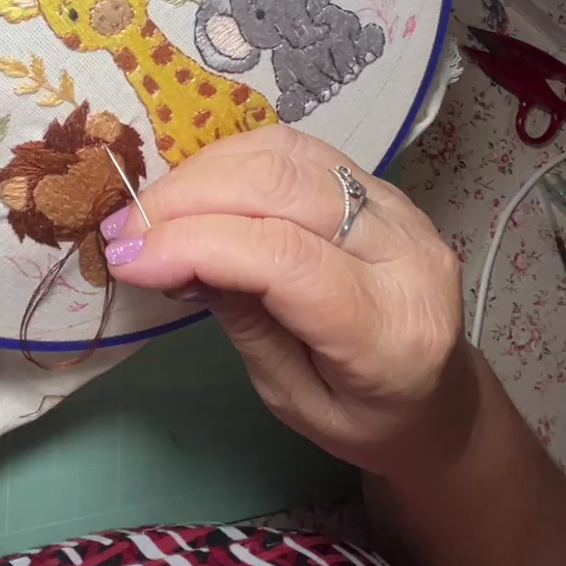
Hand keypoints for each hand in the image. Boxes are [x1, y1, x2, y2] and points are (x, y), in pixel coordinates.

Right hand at [100, 125, 469, 473]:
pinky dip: (232, 157)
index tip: (125, 257)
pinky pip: (296, 147)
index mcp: (391, 331)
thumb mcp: (290, 398)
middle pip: (282, 189)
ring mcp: (399, 207)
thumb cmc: (363, 418)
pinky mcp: (381, 183)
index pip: (284, 259)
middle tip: (126, 229)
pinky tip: (198, 186)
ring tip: (153, 208)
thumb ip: (240, 318)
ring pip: (286, 153)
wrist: (440, 397)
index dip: (194, 244)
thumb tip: (169, 253)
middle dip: (186, 198)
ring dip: (203, 171)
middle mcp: (406, 253)